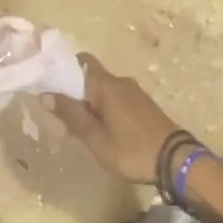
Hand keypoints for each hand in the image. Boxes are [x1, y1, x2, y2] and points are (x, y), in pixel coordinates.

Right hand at [52, 54, 184, 183]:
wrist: (176, 161)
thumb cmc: (131, 150)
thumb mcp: (95, 137)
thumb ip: (71, 114)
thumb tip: (46, 94)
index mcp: (106, 85)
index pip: (80, 61)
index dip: (62, 68)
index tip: (47, 84)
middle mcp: (120, 82)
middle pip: (89, 76)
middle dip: (72, 90)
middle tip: (59, 113)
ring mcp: (134, 93)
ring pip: (102, 89)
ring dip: (88, 102)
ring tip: (76, 126)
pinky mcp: (143, 105)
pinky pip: (115, 99)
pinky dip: (103, 108)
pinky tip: (99, 129)